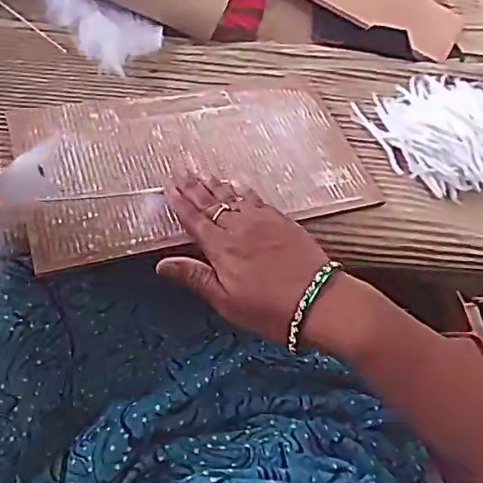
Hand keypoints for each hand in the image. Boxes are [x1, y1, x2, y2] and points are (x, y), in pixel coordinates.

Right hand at [154, 174, 332, 342]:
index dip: (180, 204)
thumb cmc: (270, 308)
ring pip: (233, 197)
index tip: (169, 189)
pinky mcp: (282, 222)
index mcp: (221, 248)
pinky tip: (238, 185)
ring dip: (216, 185)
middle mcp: (240, 228)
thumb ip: (194, 277)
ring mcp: (263, 222)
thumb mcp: (225, 300)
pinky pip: (256, 199)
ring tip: (203, 175)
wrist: (319, 302)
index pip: (194, 220)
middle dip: (194, 188)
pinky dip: (243, 190)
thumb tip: (163, 264)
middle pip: (211, 203)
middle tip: (182, 173)